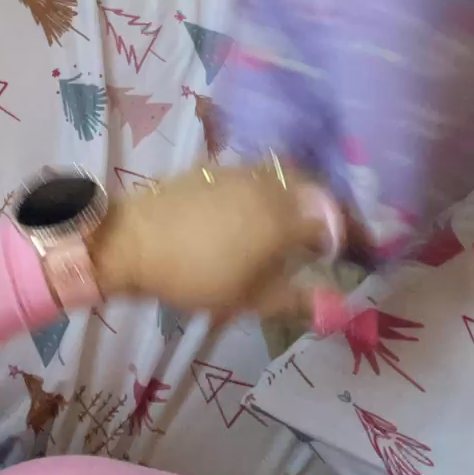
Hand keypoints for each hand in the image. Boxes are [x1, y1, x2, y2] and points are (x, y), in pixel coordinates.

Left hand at [91, 162, 337, 320]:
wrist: (133, 240)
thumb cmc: (194, 274)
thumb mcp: (248, 299)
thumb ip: (296, 299)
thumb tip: (337, 307)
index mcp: (282, 216)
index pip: (330, 218)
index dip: (340, 236)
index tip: (334, 255)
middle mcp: (266, 185)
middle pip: (310, 187)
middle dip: (321, 209)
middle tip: (316, 236)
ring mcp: (238, 171)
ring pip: (281, 175)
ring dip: (294, 195)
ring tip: (286, 225)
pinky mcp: (213, 167)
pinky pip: (254, 172)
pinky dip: (265, 188)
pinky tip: (251, 211)